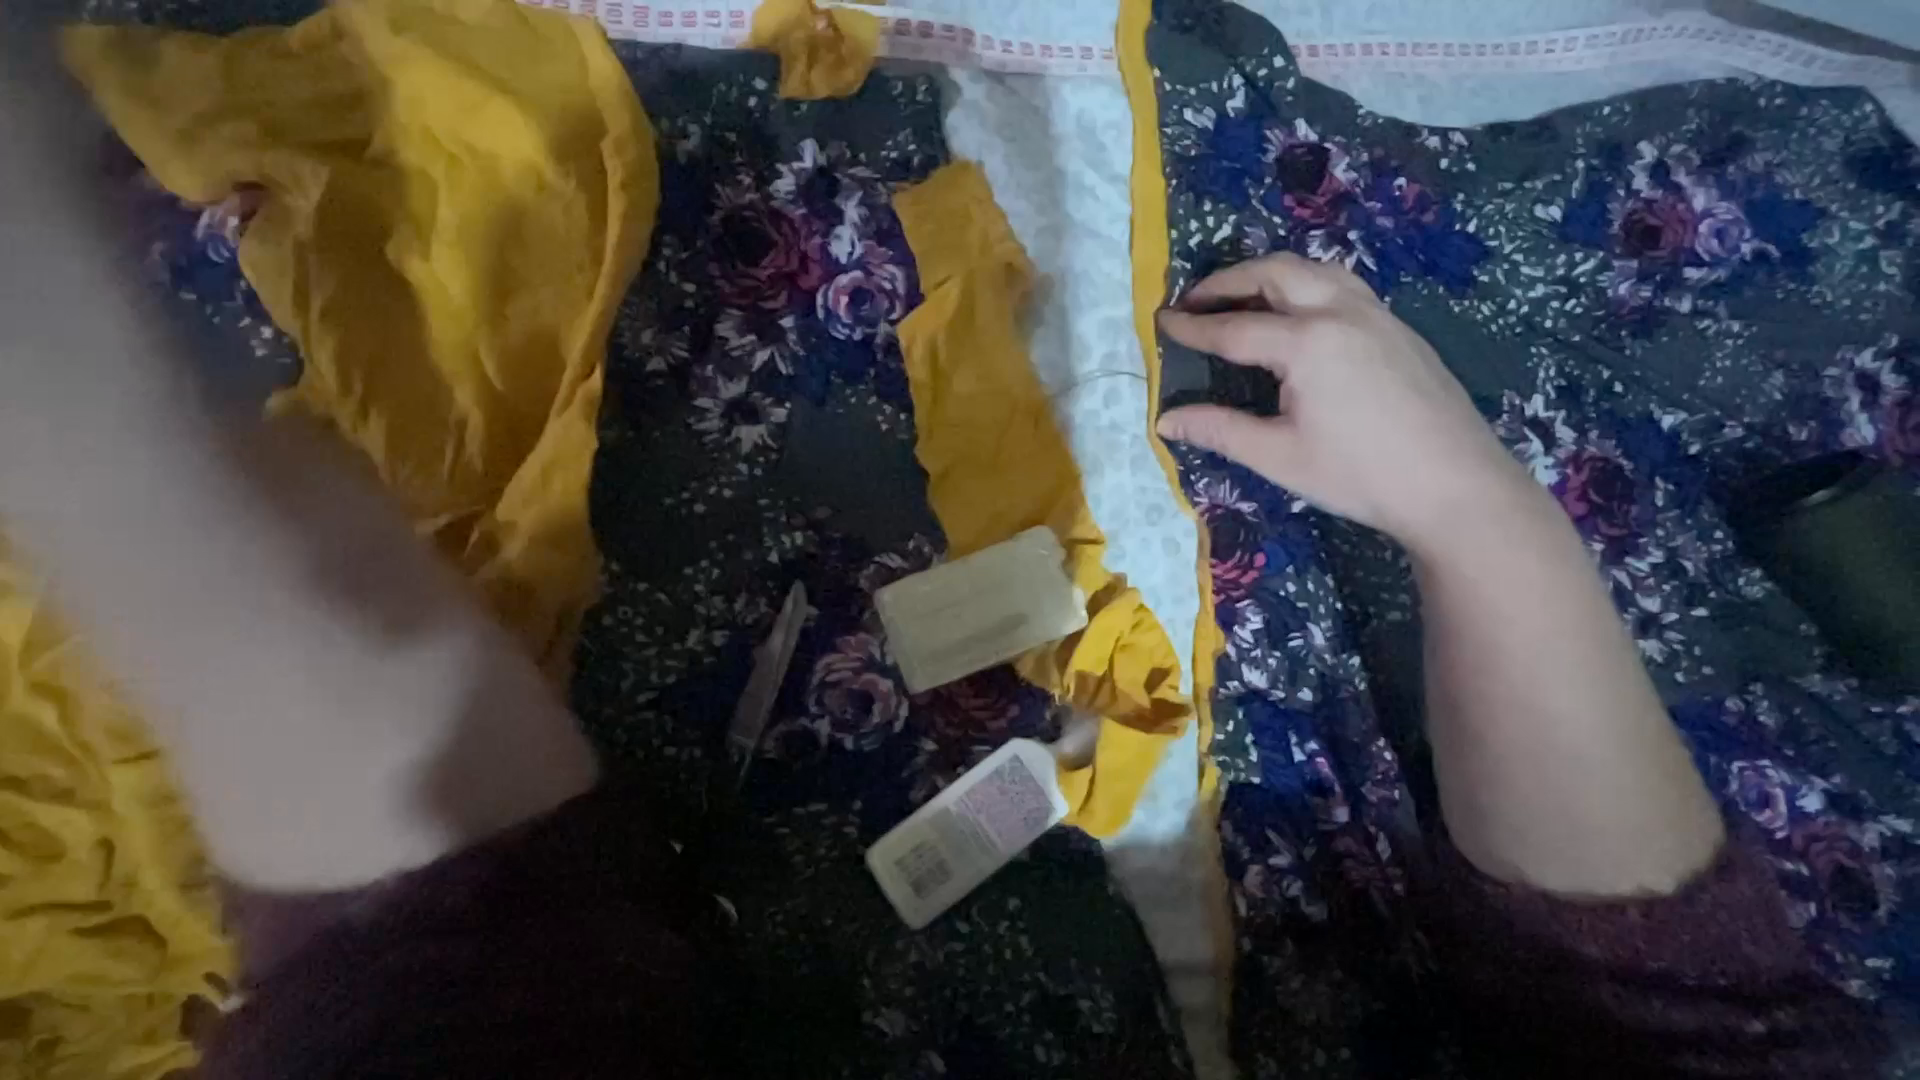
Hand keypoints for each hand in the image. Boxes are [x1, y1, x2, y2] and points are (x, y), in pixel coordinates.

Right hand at [1155, 253, 1532, 546]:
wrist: (1456, 485)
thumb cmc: (1359, 474)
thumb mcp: (1278, 456)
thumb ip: (1219, 429)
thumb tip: (1165, 420)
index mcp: (1307, 342)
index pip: (1234, 328)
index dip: (1193, 326)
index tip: (1161, 321)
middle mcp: (1341, 312)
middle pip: (1275, 274)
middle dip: (1228, 281)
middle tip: (1194, 299)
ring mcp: (1377, 315)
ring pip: (1315, 270)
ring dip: (1270, 274)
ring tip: (1241, 296)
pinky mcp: (1398, 328)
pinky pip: (1342, 285)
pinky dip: (1305, 284)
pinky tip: (1298, 314)